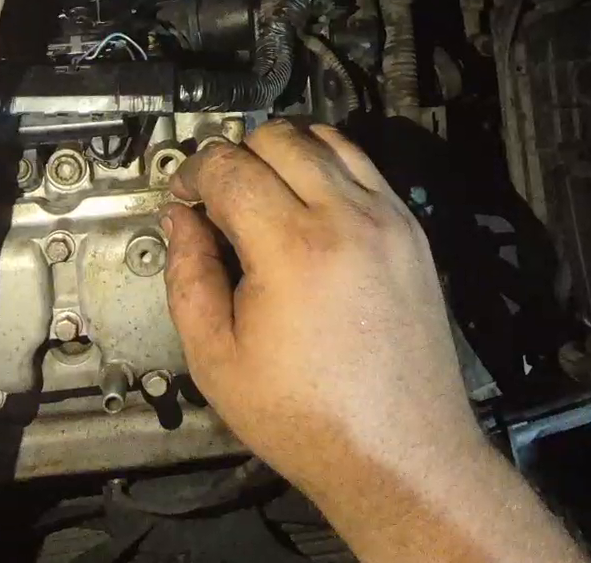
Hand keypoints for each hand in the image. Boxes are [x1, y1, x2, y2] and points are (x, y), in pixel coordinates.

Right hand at [161, 121, 488, 515]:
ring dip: (281, 150)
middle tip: (220, 197)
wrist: (403, 453)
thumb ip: (187, 276)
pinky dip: (325, 163)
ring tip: (262, 192)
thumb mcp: (216, 359)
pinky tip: (308, 201)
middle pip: (276, 136)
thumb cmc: (306, 417)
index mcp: (293, 249)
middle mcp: (346, 217)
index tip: (184, 196)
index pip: (230, 166)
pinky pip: (362, 163)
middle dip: (235, 154)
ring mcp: (387, 217)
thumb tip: (180, 218)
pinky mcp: (410, 228)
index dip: (194, 172)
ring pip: (323, 137)